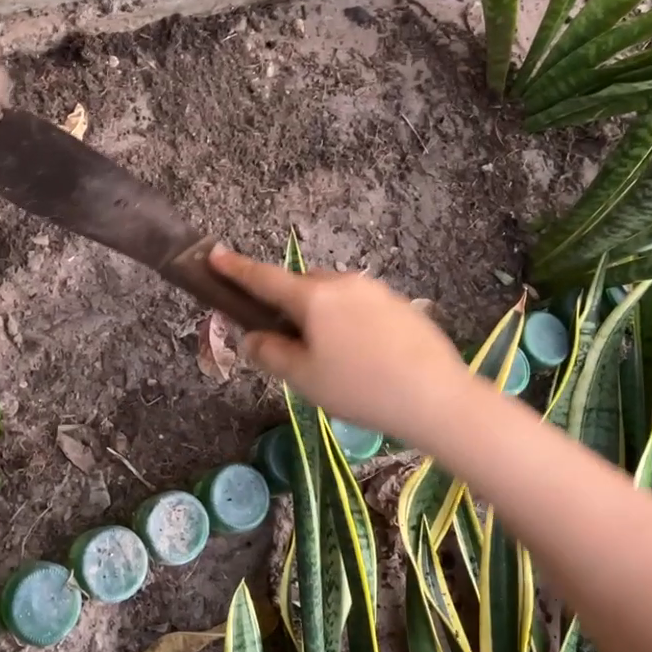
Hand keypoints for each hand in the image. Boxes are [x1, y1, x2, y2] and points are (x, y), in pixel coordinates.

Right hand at [209, 246, 477, 439]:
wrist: (437, 398)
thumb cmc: (361, 389)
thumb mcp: (304, 379)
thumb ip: (270, 353)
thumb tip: (252, 337)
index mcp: (313, 297)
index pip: (264, 278)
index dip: (236, 268)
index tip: (215, 253)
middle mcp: (343, 283)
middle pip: (301, 286)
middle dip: (288, 304)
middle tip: (288, 342)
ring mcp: (375, 291)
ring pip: (332, 296)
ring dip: (321, 315)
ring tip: (332, 359)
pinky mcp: (400, 305)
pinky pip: (360, 306)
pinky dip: (348, 323)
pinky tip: (363, 359)